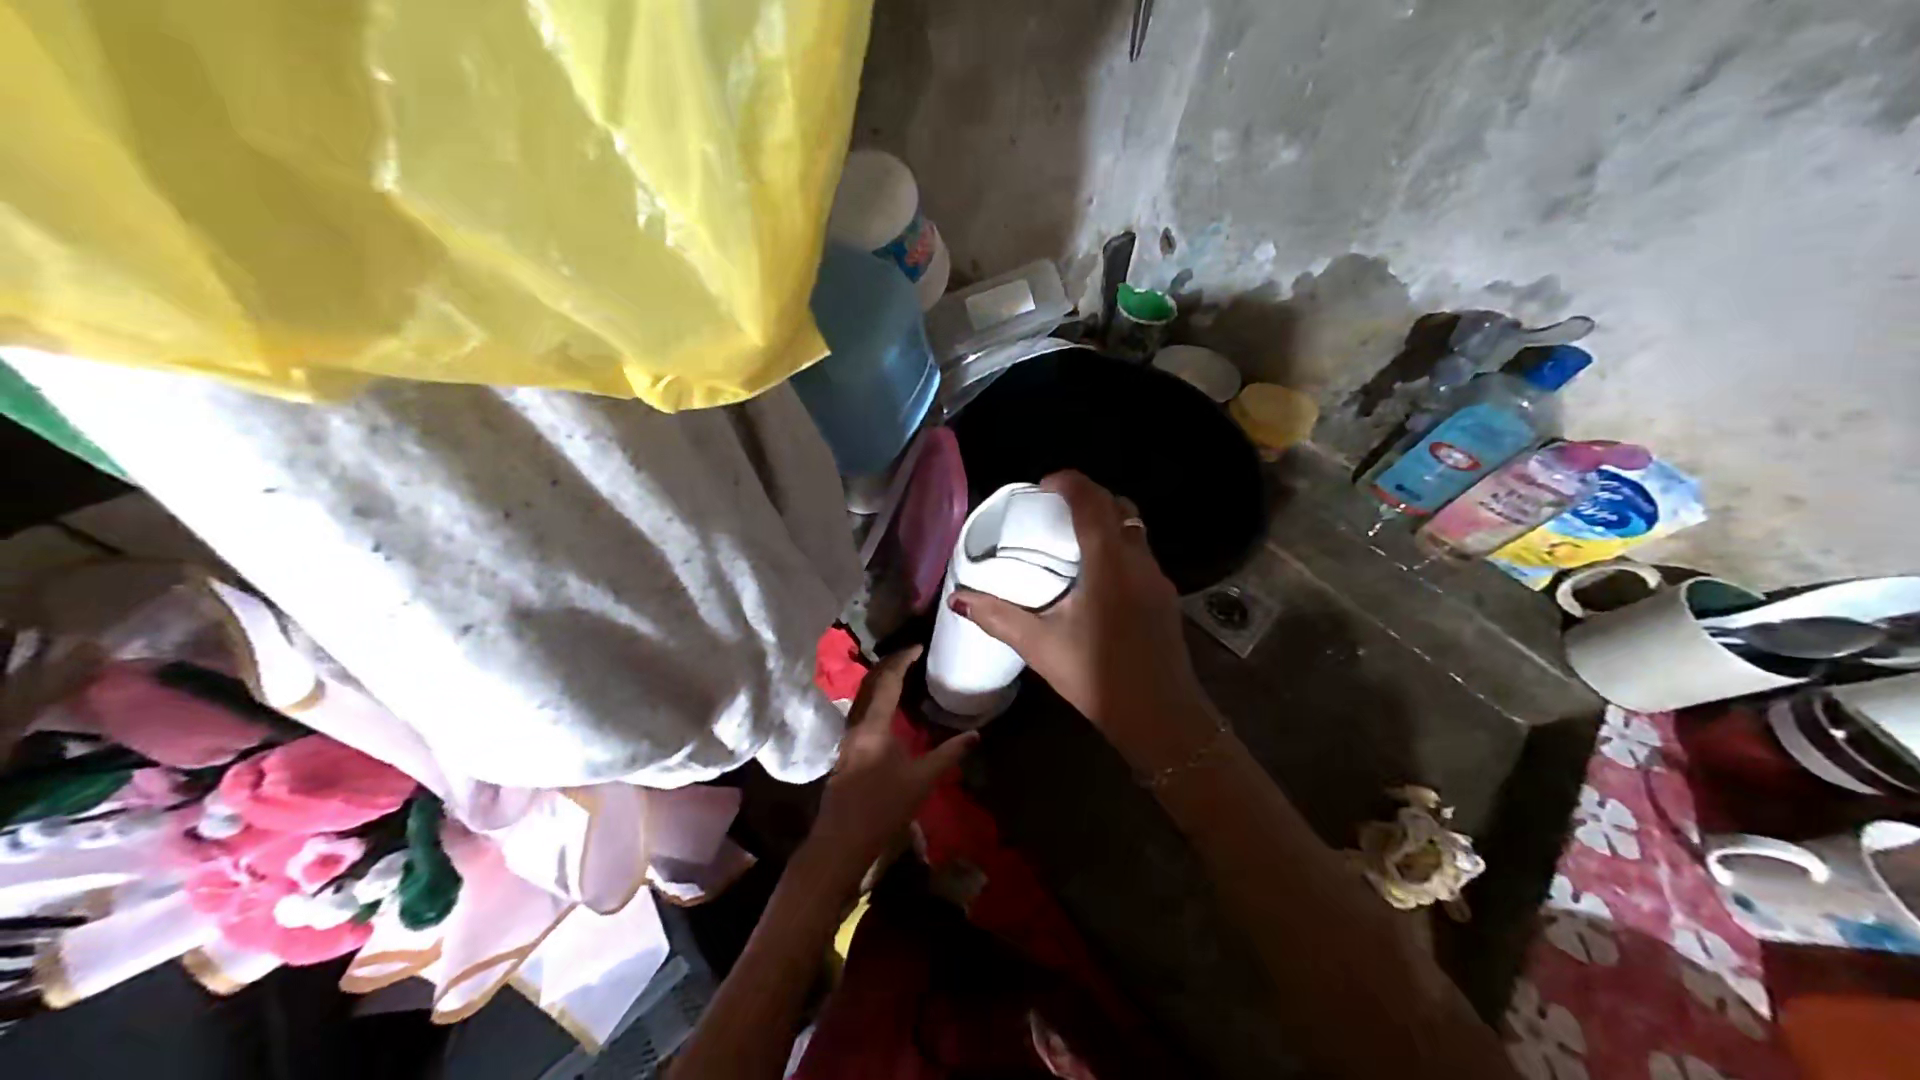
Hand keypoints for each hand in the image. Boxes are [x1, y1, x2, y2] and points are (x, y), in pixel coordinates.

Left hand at [805, 646, 976, 883]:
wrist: (842, 840)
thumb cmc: (882, 807)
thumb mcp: (922, 780)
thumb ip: (949, 754)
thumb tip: (975, 734)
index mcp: (873, 725)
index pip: (888, 680)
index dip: (903, 659)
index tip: (919, 646)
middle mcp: (856, 724)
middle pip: (870, 683)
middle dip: (889, 664)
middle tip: (910, 655)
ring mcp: (848, 738)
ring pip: (862, 697)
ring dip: (880, 681)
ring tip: (902, 675)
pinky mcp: (847, 751)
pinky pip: (861, 711)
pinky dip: (876, 699)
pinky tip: (889, 709)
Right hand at [950, 471, 1213, 766]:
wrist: (1162, 717)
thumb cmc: (1099, 677)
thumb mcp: (1041, 646)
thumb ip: (998, 617)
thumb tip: (958, 598)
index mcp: (1109, 563)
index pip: (1092, 501)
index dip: (1069, 482)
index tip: (1042, 486)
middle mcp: (1139, 561)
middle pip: (1119, 506)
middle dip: (1088, 497)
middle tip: (1054, 511)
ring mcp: (1158, 579)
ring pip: (1134, 530)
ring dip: (1106, 521)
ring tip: (1072, 540)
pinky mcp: (1165, 597)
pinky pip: (1141, 554)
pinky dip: (1118, 547)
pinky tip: (1096, 578)